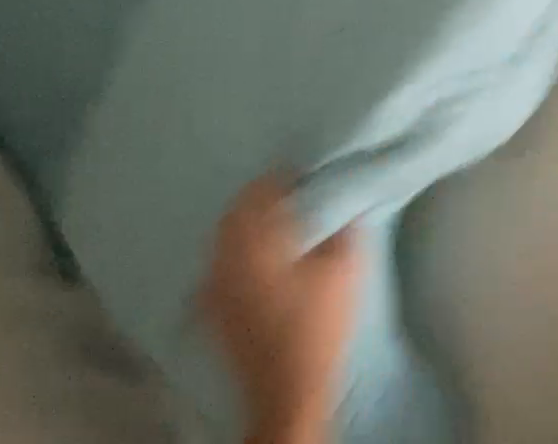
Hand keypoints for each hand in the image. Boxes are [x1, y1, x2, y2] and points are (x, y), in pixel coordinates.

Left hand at [202, 172, 360, 443]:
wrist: (288, 387)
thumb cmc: (319, 324)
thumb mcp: (345, 270)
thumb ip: (345, 230)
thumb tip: (345, 206)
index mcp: (258, 244)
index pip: (259, 194)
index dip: (278, 177)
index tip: (298, 171)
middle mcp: (228, 259)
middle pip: (233, 214)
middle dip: (255, 197)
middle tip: (281, 190)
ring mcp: (214, 286)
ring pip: (220, 239)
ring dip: (241, 222)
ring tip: (267, 220)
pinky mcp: (212, 309)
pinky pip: (216, 264)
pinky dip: (231, 250)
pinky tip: (247, 256)